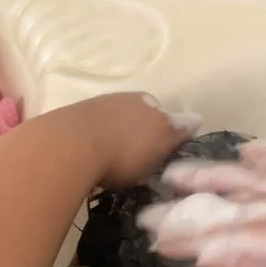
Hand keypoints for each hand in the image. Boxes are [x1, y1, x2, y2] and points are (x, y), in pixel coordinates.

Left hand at [39, 91, 200, 187]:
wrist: (71, 146)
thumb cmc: (126, 147)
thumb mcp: (162, 141)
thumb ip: (178, 130)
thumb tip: (196, 119)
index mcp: (147, 100)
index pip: (162, 115)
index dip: (163, 135)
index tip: (160, 156)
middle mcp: (120, 99)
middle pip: (135, 118)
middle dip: (137, 137)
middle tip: (137, 164)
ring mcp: (92, 109)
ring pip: (111, 126)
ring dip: (113, 142)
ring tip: (112, 167)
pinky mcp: (69, 124)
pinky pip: (88, 136)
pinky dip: (93, 147)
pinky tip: (91, 163)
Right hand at [139, 140, 265, 266]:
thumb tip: (201, 253)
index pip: (223, 228)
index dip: (185, 231)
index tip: (153, 234)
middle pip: (236, 191)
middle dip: (192, 193)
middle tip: (155, 194)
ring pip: (262, 173)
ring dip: (220, 170)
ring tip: (184, 168)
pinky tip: (249, 149)